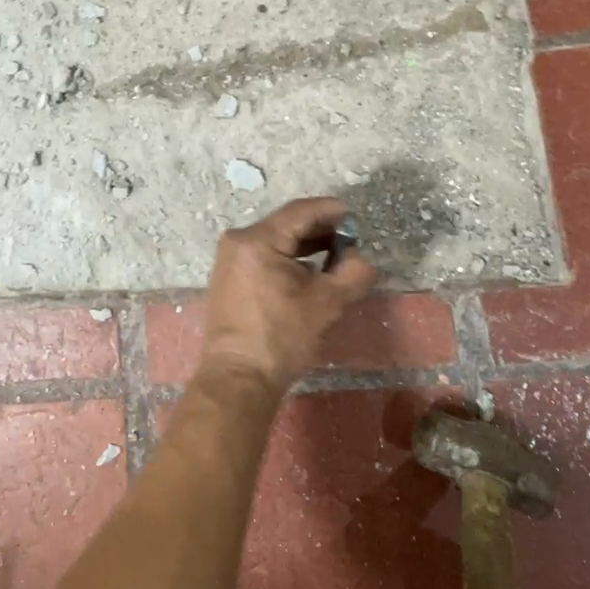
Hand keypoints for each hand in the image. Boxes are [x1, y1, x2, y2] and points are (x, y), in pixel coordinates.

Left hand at [197, 196, 377, 392]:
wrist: (238, 377)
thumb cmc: (281, 337)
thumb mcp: (326, 304)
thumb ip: (352, 273)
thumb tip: (360, 258)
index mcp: (257, 240)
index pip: (300, 211)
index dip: (330, 210)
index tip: (355, 217)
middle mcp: (238, 241)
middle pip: (286, 224)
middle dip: (320, 230)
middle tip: (350, 240)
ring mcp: (230, 259)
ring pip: (275, 240)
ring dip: (305, 246)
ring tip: (336, 256)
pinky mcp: (229, 277)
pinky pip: (264, 256)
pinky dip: (288, 259)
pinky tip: (310, 272)